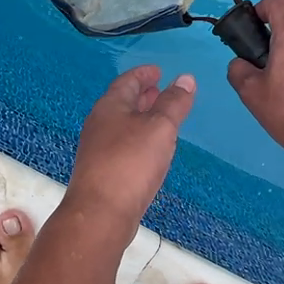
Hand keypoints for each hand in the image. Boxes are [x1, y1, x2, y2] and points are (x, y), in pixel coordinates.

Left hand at [67, 65, 195, 224]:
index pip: (127, 81)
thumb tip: (185, 79)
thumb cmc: (130, 163)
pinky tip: (149, 151)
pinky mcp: (102, 172)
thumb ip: (173, 103)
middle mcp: (99, 125)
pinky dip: (137, 139)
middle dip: (142, 96)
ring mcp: (97, 150)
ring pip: (121, 125)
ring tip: (159, 118)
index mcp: (109, 107)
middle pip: (121, 103)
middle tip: (159, 90)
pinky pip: (122, 146)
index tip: (157, 71)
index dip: (144, 74)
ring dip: (140, 118)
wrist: (101, 212)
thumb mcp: (160, 127)